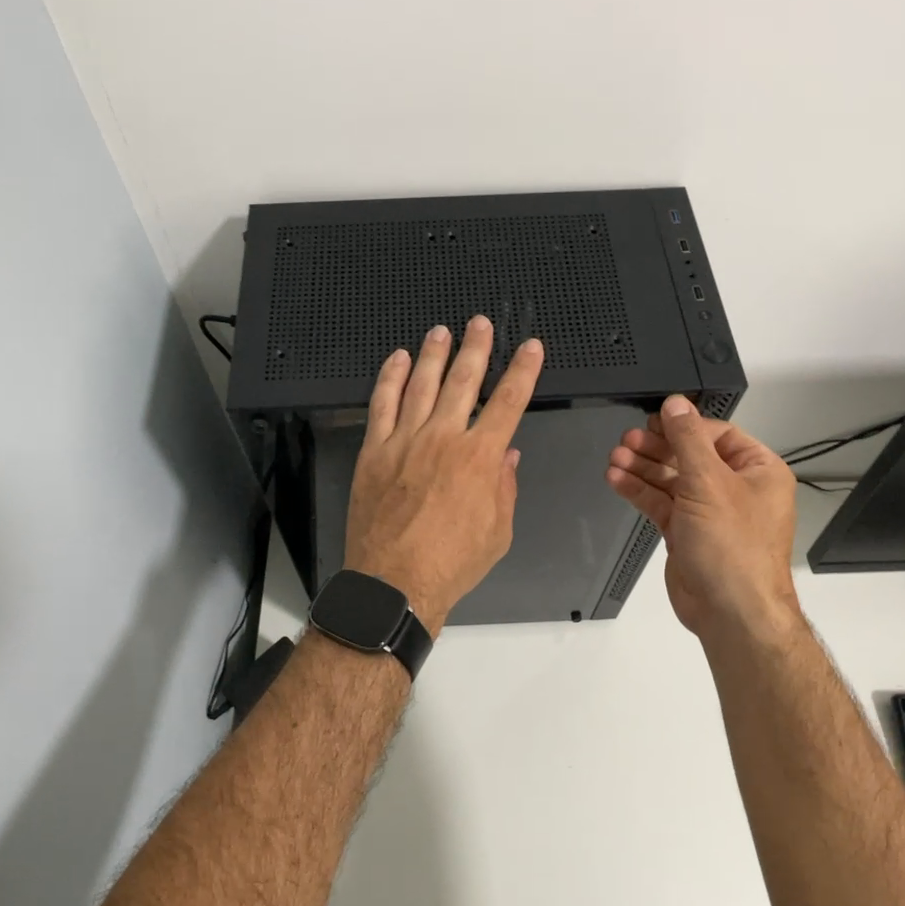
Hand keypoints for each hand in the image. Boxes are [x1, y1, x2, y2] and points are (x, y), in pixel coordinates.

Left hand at [343, 316, 543, 632]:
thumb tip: (507, 458)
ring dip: (433, 354)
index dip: (522, 370)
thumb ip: (504, 489)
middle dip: (476, 347)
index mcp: (480, 458)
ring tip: (440, 331)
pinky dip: (389, 378)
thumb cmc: (451, 563)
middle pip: (463, 380)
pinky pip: (382, 404)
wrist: (396, 582)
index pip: (508, 401)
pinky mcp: (374, 452)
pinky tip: (396, 360)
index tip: (530, 347)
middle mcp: (443, 439)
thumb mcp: (498, 532)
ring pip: (421, 384)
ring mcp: (405, 441)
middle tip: (480, 323)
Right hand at [604, 395, 802, 640]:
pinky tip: (617, 480)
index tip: (654, 419)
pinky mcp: (688, 534)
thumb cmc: (735, 548)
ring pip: (673, 481)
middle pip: (691, 456)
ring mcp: (711, 513)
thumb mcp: (709, 483)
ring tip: (615, 458)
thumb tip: (676, 404)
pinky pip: (662, 504)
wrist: (731, 611)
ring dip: (644, 469)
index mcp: (759, 471)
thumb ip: (688, 440)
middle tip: (627, 440)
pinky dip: (641, 492)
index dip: (685, 426)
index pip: (718, 435)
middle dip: (657, 448)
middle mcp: (737, 490)